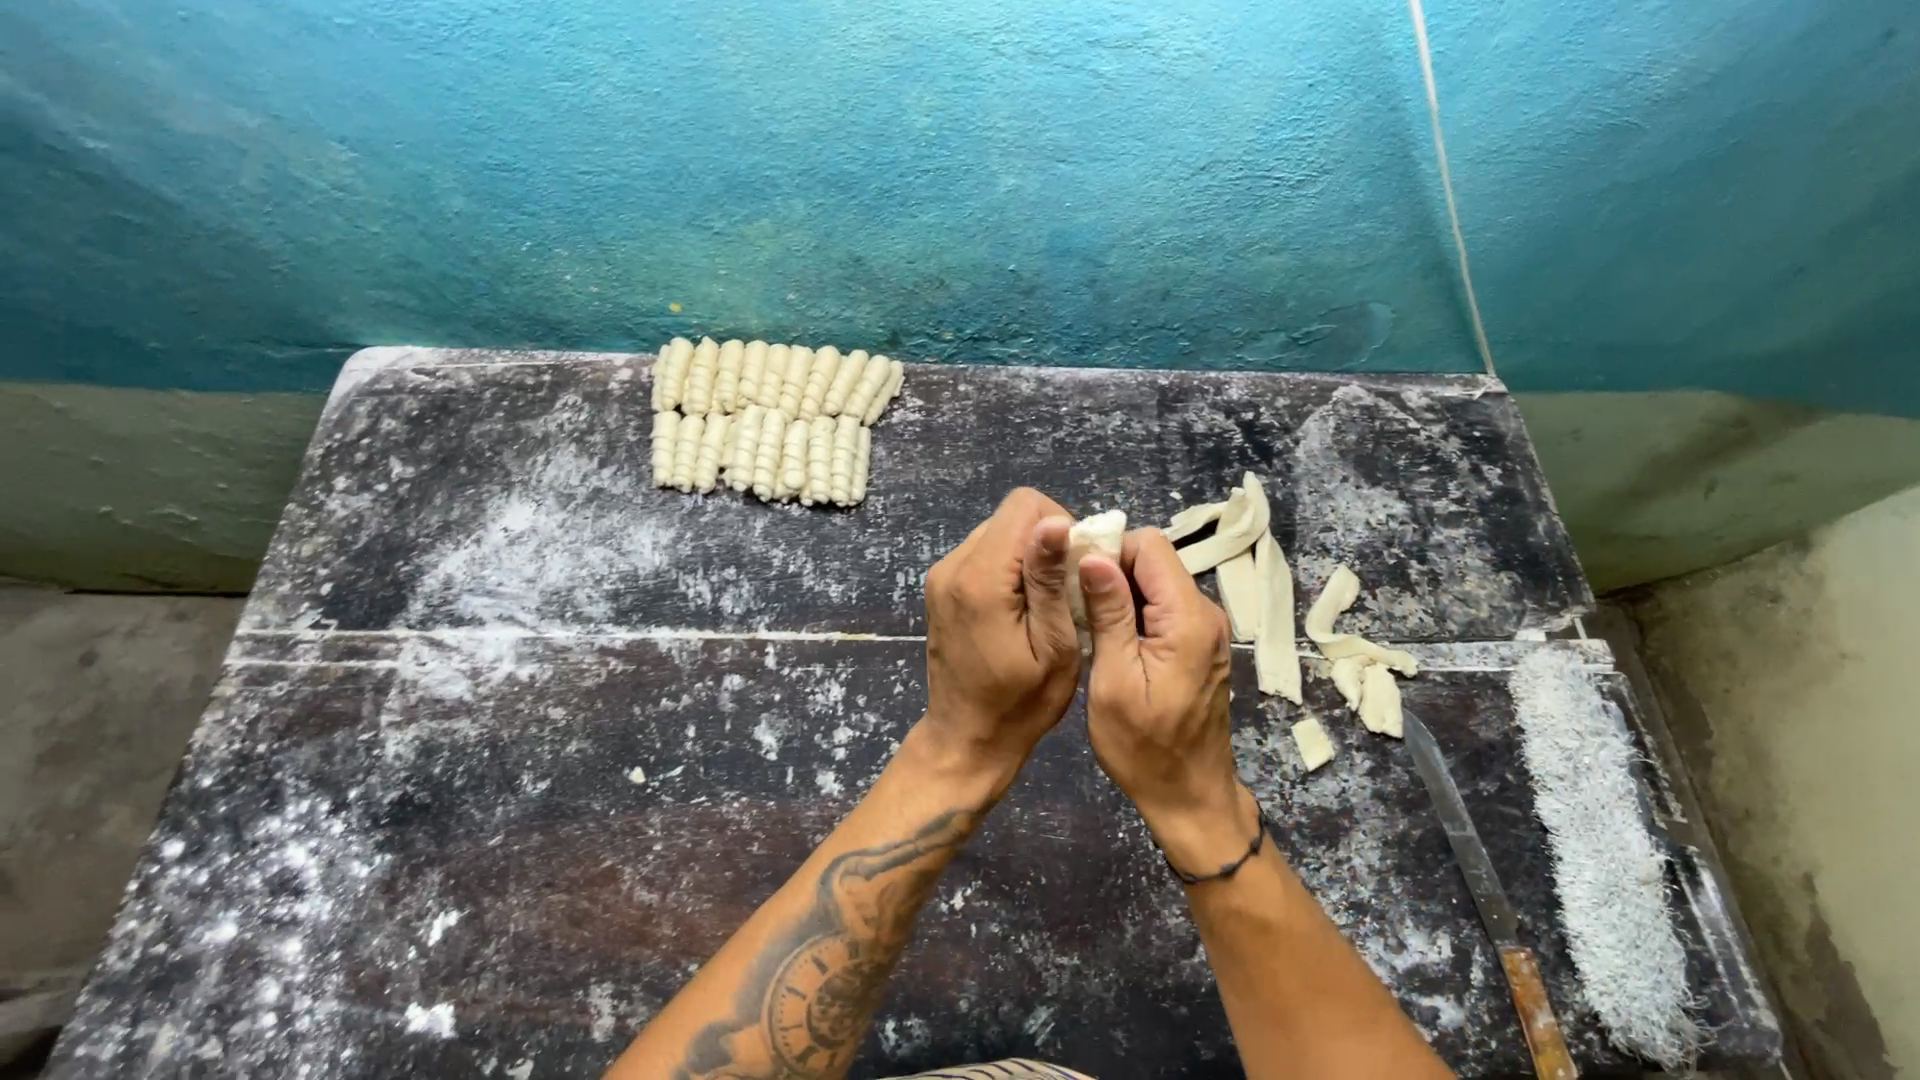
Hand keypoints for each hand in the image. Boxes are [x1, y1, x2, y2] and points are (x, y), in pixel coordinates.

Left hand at [917, 488, 1081, 793]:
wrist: (966, 737)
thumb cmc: (1019, 703)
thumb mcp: (1053, 647)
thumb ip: (1050, 580)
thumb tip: (1055, 522)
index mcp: (979, 578)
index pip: (1023, 506)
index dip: (1060, 525)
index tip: (1075, 569)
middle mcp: (952, 566)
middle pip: (1009, 517)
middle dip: (1045, 542)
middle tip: (1066, 590)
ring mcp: (941, 576)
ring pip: (996, 533)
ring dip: (1026, 556)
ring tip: (1045, 602)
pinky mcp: (940, 587)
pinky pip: (982, 554)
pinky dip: (1008, 569)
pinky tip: (1021, 607)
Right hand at [1080, 527, 1259, 875]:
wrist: (1189, 795)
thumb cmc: (1144, 747)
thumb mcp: (1114, 680)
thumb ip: (1109, 614)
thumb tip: (1094, 557)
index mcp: (1189, 618)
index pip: (1149, 546)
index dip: (1108, 551)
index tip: (1072, 577)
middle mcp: (1206, 614)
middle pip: (1154, 560)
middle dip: (1110, 570)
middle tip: (1071, 601)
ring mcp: (1207, 629)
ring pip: (1156, 583)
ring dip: (1119, 592)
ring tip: (1084, 621)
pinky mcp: (1200, 645)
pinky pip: (1163, 607)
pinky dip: (1133, 612)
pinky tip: (1107, 637)